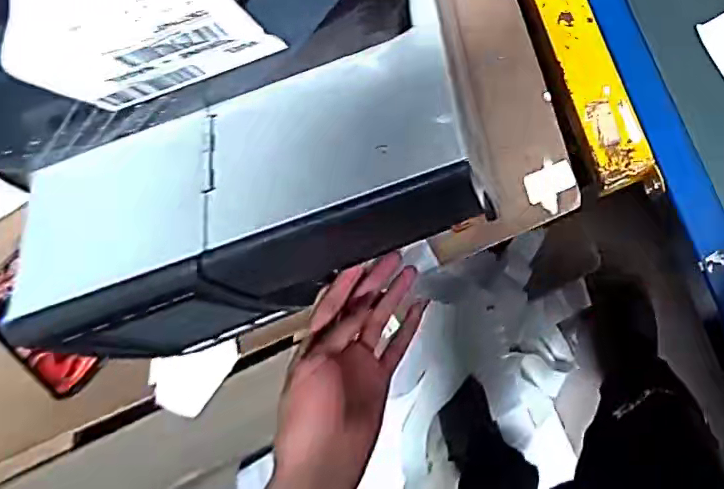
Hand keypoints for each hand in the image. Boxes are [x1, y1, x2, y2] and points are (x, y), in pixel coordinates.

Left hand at [269, 255, 425, 488]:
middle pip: (359, 307)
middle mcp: (337, 352)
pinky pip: (397, 344)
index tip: (361, 262)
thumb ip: (336, 337)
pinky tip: (418, 307)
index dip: (346, 282)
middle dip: (374, 280)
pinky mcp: (378, 377)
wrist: (323, 464)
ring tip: (408, 273)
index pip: (332, 306)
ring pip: (380, 319)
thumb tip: (355, 311)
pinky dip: (410, 324)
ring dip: (394, 295)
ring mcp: (359, 364)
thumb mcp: (313, 369)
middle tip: (391, 259)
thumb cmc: (305, 427)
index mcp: (314, 350)